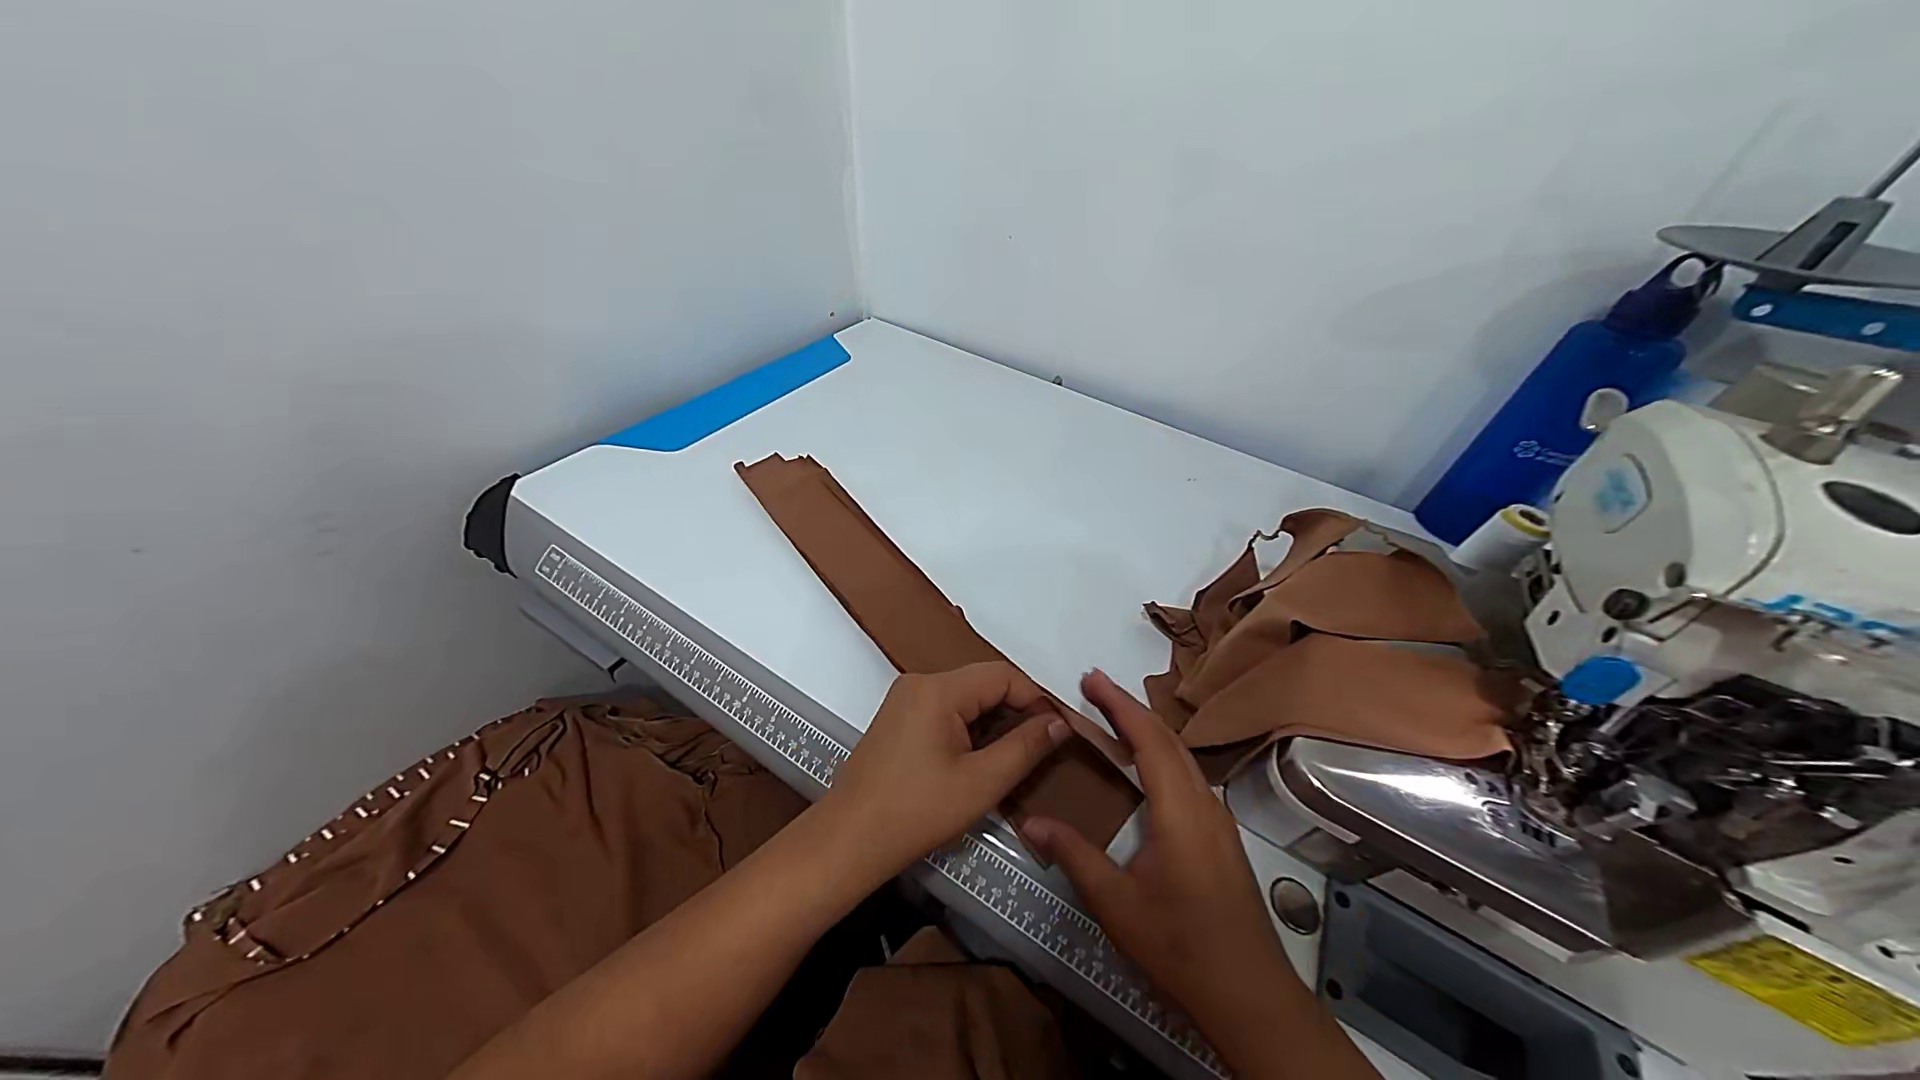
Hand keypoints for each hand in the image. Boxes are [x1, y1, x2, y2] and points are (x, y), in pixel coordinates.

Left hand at [819, 662, 1070, 879]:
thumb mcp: (981, 782)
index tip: (1059, 730)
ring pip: (966, 698)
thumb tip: (1058, 723)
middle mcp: (919, 683)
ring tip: (1017, 756)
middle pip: (983, 683)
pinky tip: (983, 758)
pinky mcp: (899, 720)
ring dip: (994, 722)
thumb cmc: (915, 812)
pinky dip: (971, 729)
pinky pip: (946, 711)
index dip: (1036, 698)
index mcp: (937, 689)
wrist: (850, 840)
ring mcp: (905, 701)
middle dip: (1016, 711)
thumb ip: (1026, 747)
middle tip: (1043, 746)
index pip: (1002, 675)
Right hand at [1023, 672, 1376, 1078]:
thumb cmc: (1180, 946)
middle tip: (1093, 686)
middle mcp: (1204, 803)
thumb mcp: (1117, 903)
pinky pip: (1186, 776)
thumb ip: (1074, 855)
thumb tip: (1030, 822)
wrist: (1250, 995)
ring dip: (1146, 729)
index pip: (1148, 739)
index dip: (1118, 704)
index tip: (1090, 677)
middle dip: (1130, 707)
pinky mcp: (1221, 835)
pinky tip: (1143, 766)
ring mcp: (1218, 819)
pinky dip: (1159, 753)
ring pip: (1180, 756)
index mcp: (1180, 810)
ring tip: (1112, 716)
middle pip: (1168, 738)